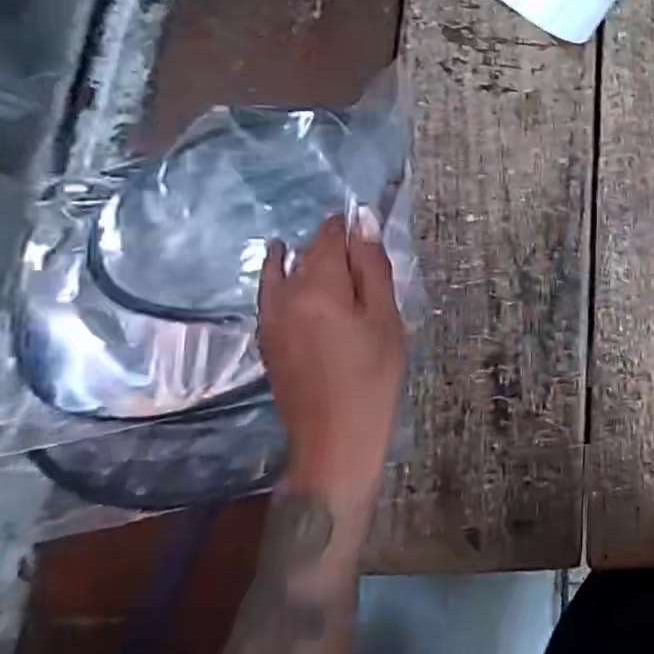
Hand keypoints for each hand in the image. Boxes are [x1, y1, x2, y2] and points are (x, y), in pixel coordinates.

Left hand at [257, 210, 406, 503]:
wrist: (335, 435)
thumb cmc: (373, 376)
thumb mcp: (385, 319)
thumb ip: (373, 269)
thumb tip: (363, 223)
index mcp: (319, 288)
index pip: (331, 239)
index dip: (349, 226)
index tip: (366, 217)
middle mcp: (285, 296)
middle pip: (308, 254)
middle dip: (331, 241)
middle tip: (359, 240)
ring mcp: (270, 318)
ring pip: (287, 271)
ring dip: (307, 256)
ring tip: (326, 248)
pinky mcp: (267, 337)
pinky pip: (271, 292)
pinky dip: (280, 274)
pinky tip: (283, 267)